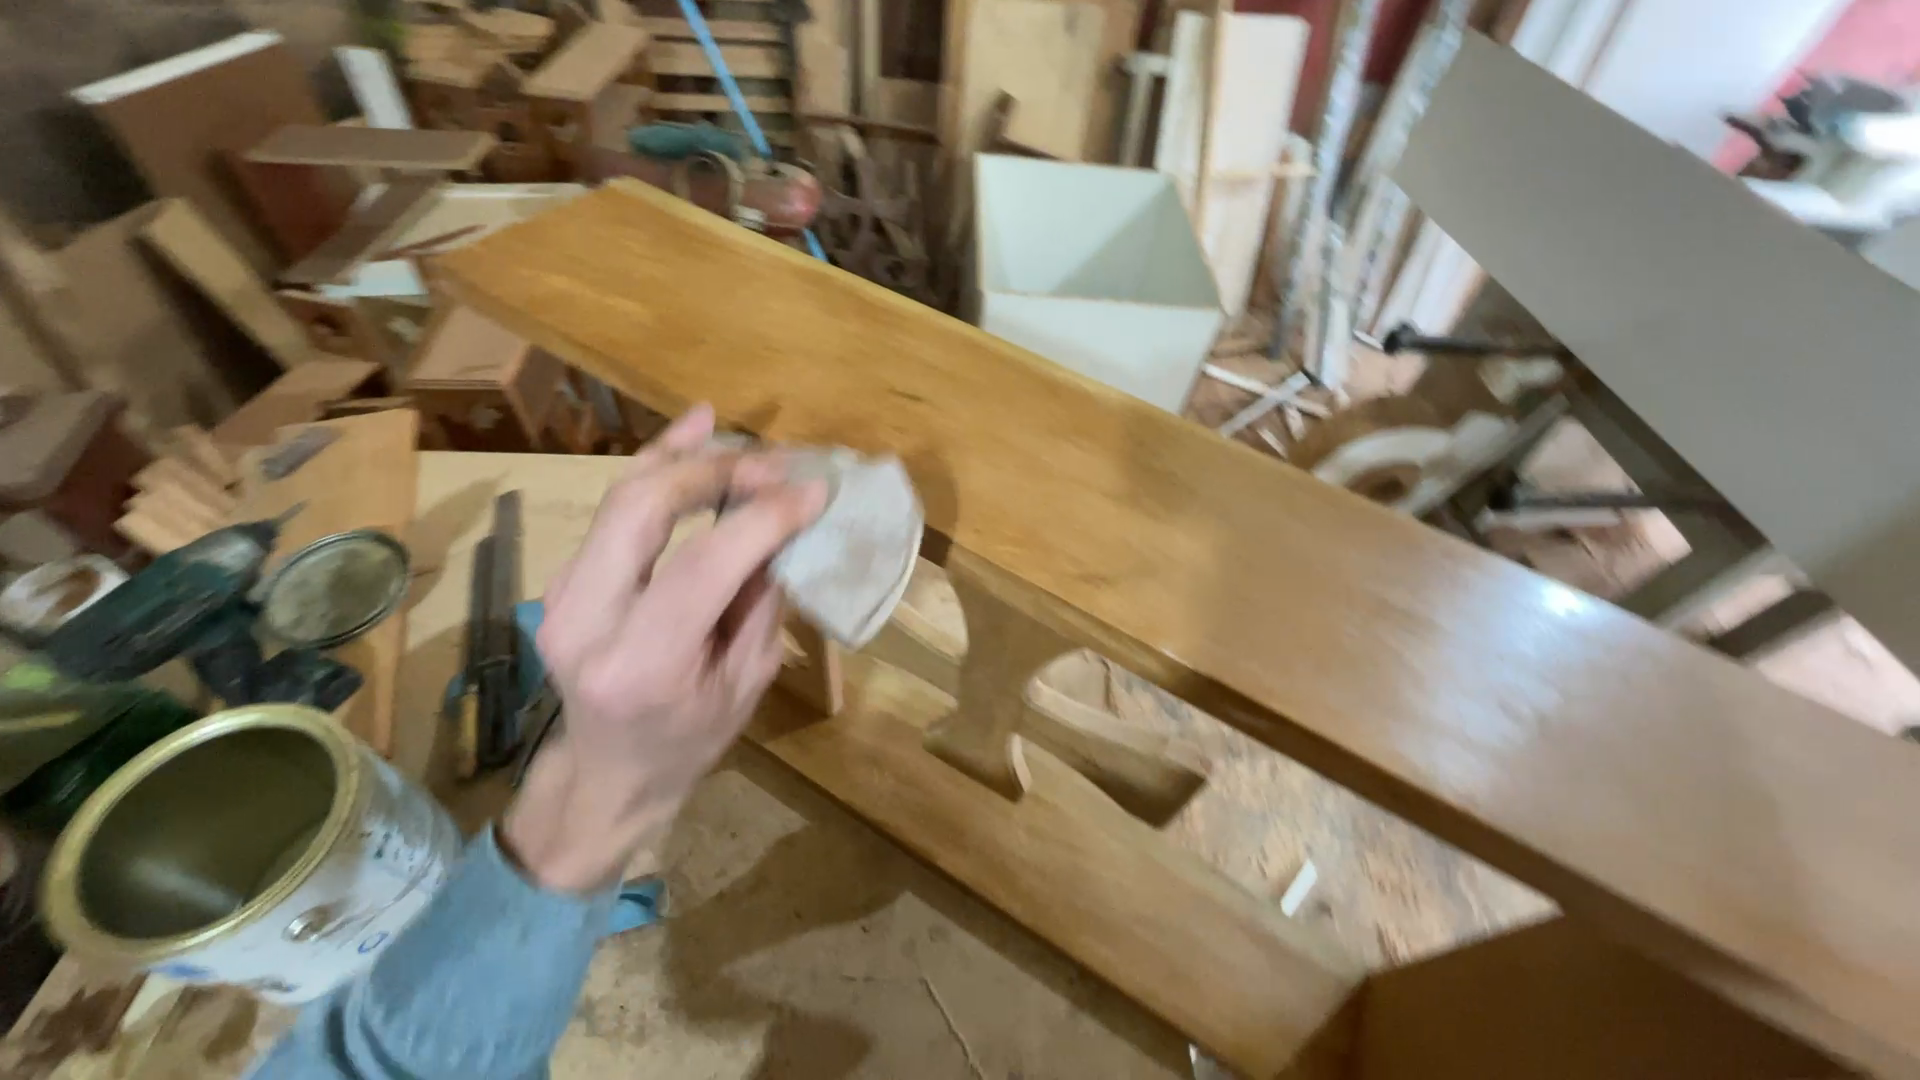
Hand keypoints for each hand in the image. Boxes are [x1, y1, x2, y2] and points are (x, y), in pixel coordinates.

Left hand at [501, 405, 825, 890]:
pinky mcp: (563, 578)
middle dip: (713, 469)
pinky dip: (656, 468)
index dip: (762, 517)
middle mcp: (586, 621)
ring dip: (682, 456)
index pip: (703, 565)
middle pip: (641, 508)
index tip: (813, 491)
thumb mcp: (747, 683)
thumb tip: (779, 525)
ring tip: (729, 428)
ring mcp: (562, 594)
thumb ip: (761, 601)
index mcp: (641, 664)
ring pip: (620, 495)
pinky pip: (613, 509)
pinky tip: (692, 435)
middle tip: (773, 462)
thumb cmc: (690, 741)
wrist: (608, 772)